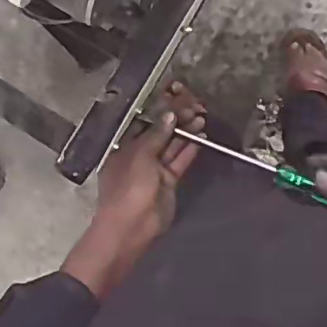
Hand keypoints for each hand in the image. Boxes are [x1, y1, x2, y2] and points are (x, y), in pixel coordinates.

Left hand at [62, 111, 200, 297]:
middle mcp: (139, 156)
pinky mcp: (168, 183)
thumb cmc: (129, 188)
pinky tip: (201, 138)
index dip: (161, 113)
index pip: (145, 125)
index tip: (178, 100)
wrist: (132, 226)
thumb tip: (169, 116)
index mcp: (125, 148)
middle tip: (195, 107)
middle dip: (176, 122)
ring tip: (202, 118)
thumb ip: (156, 136)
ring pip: (172, 147)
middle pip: (160, 134)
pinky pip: (180, 162)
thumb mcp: (140, 156)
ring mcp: (154, 171)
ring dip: (186, 133)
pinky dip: (190, 150)